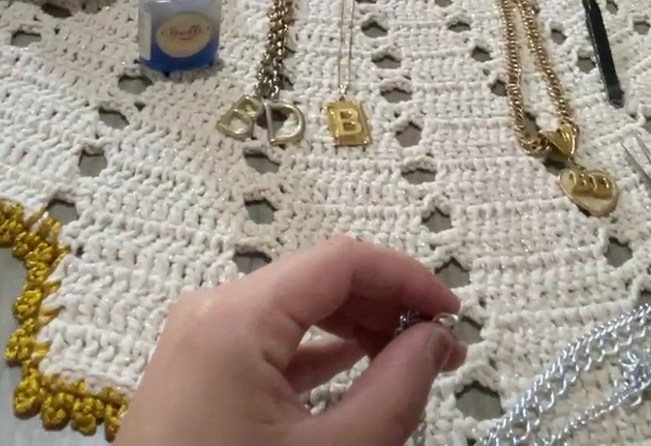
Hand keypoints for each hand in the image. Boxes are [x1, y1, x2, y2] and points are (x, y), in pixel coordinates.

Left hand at [117, 237, 468, 445]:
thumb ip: (395, 390)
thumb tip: (437, 339)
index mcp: (237, 316)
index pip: (341, 261)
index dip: (406, 277)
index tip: (453, 314)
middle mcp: (213, 309)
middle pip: (317, 280)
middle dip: (385, 305)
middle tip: (441, 348)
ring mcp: (199, 338)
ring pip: (294, 308)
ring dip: (356, 327)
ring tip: (408, 359)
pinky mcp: (196, 368)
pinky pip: (268, 340)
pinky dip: (318, 350)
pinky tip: (358, 364)